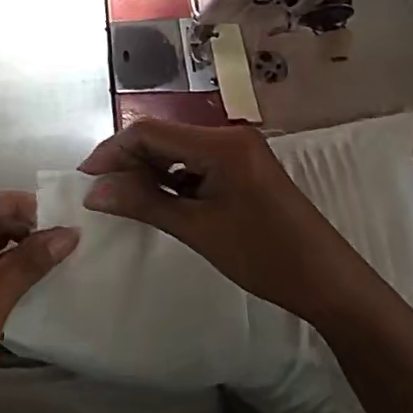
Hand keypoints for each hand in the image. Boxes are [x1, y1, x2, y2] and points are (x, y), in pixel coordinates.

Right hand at [78, 120, 363, 324]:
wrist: (327, 280)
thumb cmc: (263, 255)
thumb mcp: (197, 229)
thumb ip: (144, 203)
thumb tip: (95, 192)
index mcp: (220, 144)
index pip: (150, 131)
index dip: (113, 152)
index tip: (85, 179)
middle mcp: (229, 136)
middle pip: (163, 137)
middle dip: (128, 161)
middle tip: (101, 194)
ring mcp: (239, 151)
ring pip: (178, 150)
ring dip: (149, 171)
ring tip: (124, 200)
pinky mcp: (244, 168)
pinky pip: (196, 164)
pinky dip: (172, 179)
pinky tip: (159, 201)